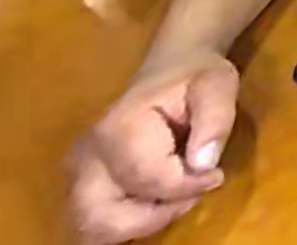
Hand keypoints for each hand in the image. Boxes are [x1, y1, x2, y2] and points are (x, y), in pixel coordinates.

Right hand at [68, 52, 239, 243]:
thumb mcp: (218, 83)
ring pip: (92, 227)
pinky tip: (160, 201)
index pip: (145, 176)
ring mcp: (78, 176)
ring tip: (180, 197)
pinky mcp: (83, 188)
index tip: (216, 177)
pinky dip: (127, 223)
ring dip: (139, 224)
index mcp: (118, 127)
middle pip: (100, 216)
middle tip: (194, 196)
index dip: (183, 187)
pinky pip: (96, 223)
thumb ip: (216, 119)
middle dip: (152, 217)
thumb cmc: (196, 76)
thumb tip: (204, 165)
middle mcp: (86, 157)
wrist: (170, 69)